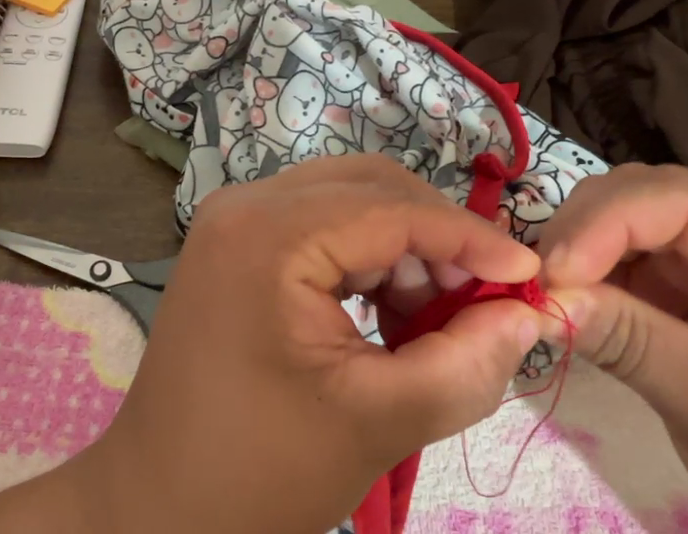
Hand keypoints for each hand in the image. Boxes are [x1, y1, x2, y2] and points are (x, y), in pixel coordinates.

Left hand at [0, 155, 543, 533]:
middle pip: (372, 186)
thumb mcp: (377, 422)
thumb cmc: (259, 470)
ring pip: (349, 200)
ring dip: (404, 247)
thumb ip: (465, 364)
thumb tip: (527, 313)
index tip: (530, 278)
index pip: (394, 209)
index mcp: (270, 233)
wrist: (157, 506)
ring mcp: (235, 218)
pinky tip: (389, 313)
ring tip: (435, 318)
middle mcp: (247, 203)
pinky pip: (321, 223)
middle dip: (437, 237)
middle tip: (483, 299)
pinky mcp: (236, 242)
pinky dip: (367, 257)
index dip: (472, 239)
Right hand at [536, 164, 687, 533]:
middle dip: (588, 233)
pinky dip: (598, 277)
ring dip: (586, 253)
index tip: (548, 274)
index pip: (683, 198)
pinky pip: (638, 260)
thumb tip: (541, 295)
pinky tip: (577, 305)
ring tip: (550, 297)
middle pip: (654, 198)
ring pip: (636, 222)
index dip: (604, 222)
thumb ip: (631, 341)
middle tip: (536, 286)